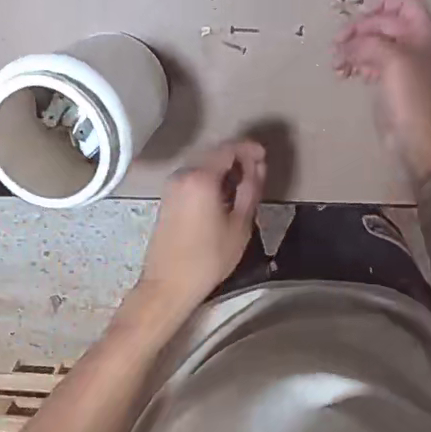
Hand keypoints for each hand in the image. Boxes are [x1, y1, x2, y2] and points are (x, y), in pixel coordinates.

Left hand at [133, 139, 266, 319]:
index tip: (264, 156)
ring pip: (201, 167)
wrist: (168, 283)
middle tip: (257, 171)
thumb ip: (251, 189)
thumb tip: (257, 166)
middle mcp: (181, 176)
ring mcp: (170, 187)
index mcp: (200, 178)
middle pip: (213, 155)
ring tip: (243, 186)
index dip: (249, 148)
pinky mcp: (166, 200)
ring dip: (223, 170)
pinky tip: (222, 197)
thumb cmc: (208, 258)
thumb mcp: (240, 224)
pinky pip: (191, 180)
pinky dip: (209, 180)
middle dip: (237, 158)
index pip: (228, 148)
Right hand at [333, 0, 430, 177]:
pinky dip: (356, 65)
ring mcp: (404, 63)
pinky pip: (371, 64)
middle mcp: (415, 42)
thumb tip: (345, 46)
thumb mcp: (390, 58)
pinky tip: (345, 74)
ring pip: (374, 45)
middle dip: (358, 32)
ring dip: (353, 50)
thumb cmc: (410, 94)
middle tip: (336, 46)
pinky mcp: (392, 82)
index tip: (355, 20)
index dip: (378, 5)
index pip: (402, 2)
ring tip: (336, 65)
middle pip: (383, 24)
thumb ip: (367, 43)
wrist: (416, 134)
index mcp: (423, 30)